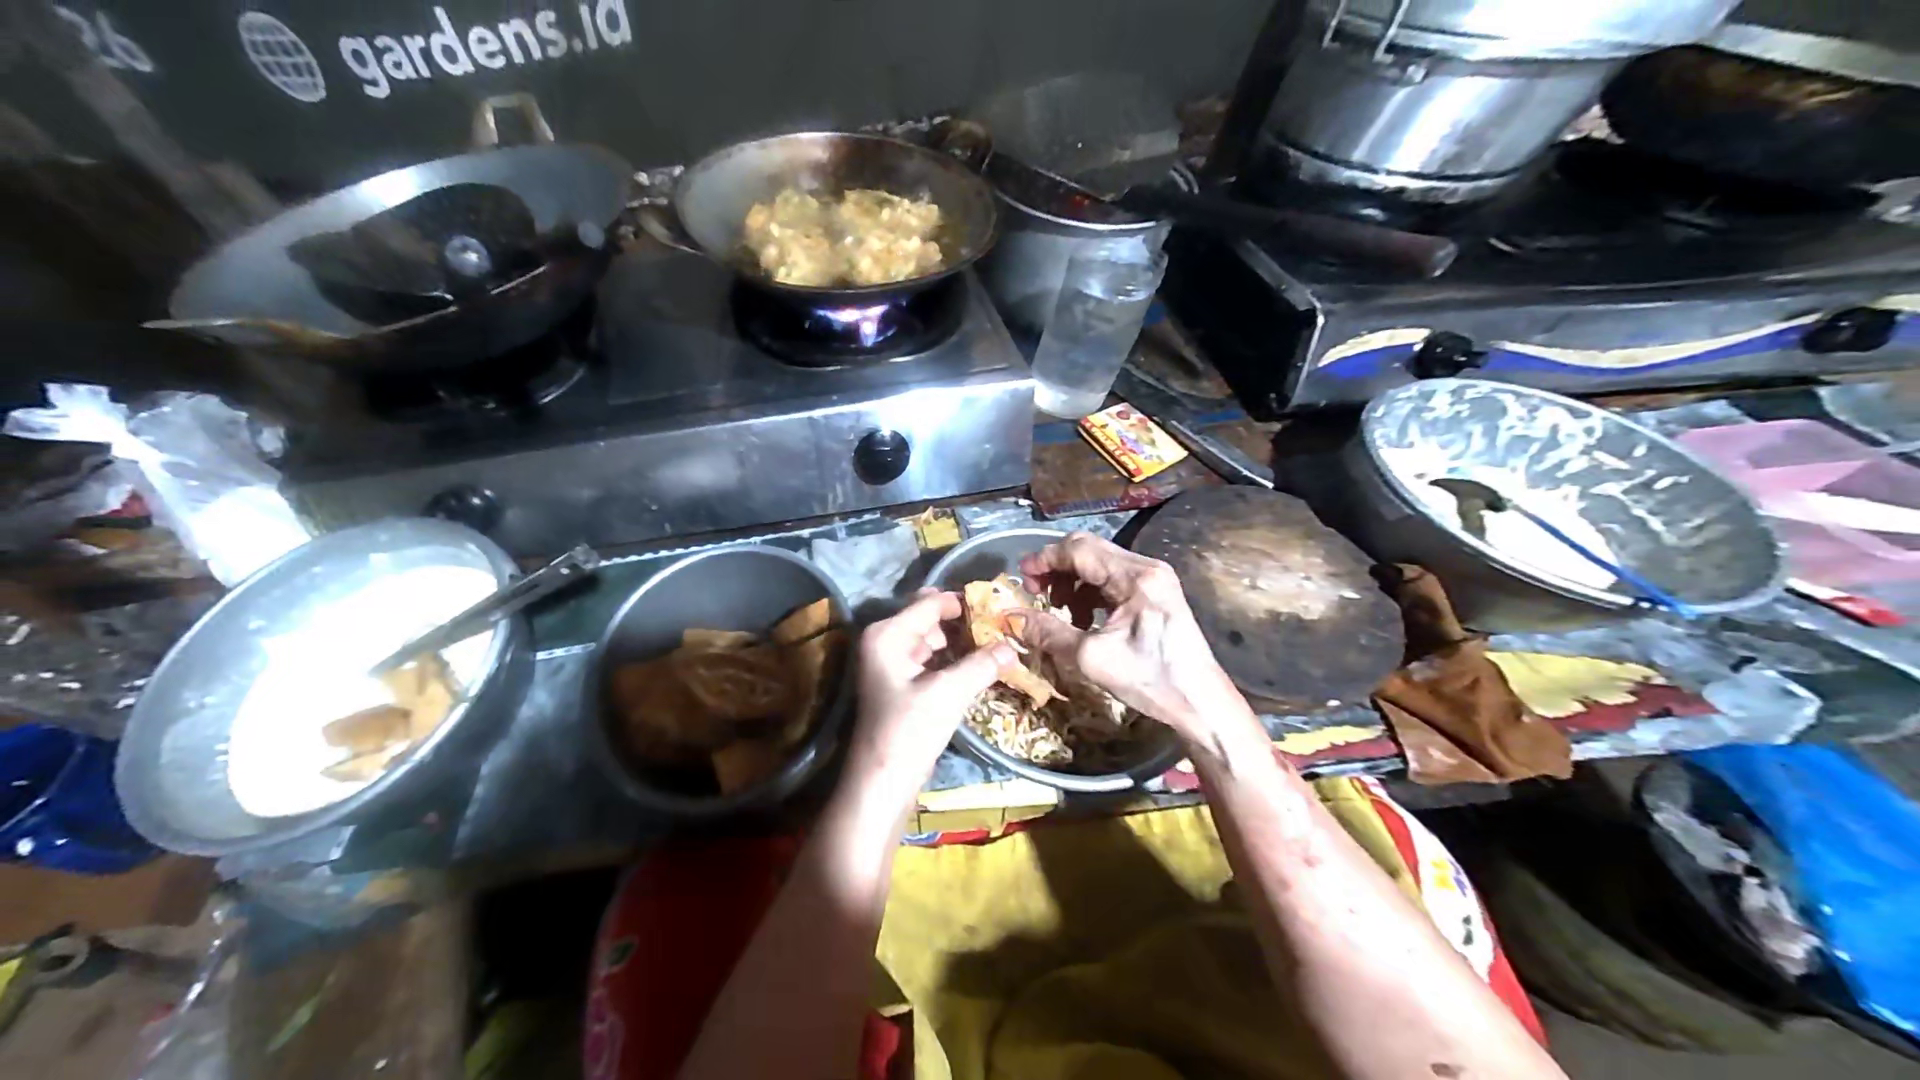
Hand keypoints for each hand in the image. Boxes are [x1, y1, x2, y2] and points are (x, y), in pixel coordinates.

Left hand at [845, 591, 1009, 812]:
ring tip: (998, 643)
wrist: (882, 783)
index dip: (965, 603)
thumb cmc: (908, 731)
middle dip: (965, 622)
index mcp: (887, 634)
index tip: (1000, 606)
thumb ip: (981, 664)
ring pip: (933, 640)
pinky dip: (954, 660)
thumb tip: (1013, 647)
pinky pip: (932, 660)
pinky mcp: (902, 685)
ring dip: (962, 643)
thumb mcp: (948, 693)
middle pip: (931, 618)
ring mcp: (892, 664)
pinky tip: (980, 665)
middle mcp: (885, 641)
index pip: (931, 603)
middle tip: (1003, 625)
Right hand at [1014, 533, 1248, 741]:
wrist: (1201, 702)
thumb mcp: (1092, 658)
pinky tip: (1082, 618)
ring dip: (1072, 580)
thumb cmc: (1151, 680)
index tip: (1021, 577)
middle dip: (1057, 567)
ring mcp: (1154, 578)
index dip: (1045, 559)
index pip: (1079, 550)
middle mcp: (1147, 567)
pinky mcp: (1155, 593)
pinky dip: (1090, 591)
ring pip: (1099, 563)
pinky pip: (1112, 579)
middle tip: (1034, 592)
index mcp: (1135, 577)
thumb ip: (1049, 632)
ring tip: (1058, 610)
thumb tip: (1010, 618)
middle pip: (1089, 549)